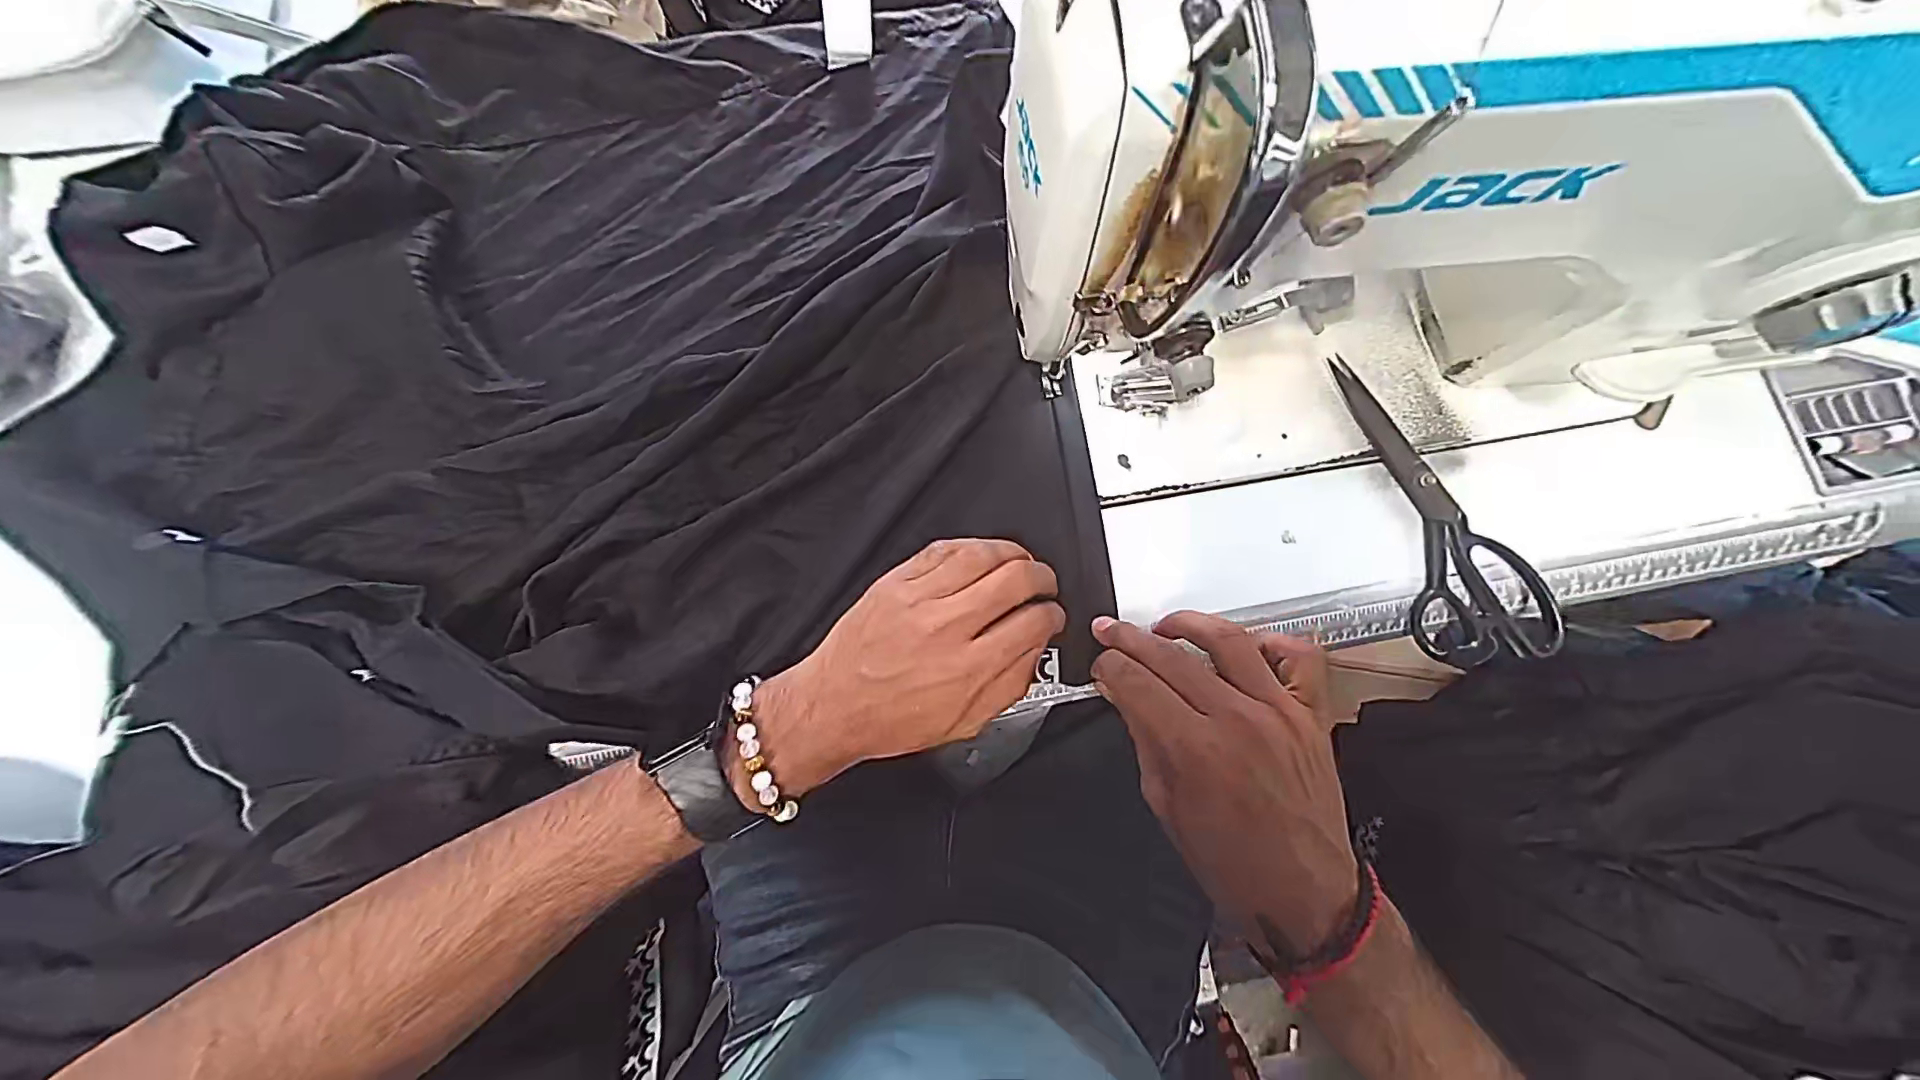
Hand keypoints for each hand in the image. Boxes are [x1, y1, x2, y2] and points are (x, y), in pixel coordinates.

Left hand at [750, 539, 1064, 794]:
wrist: (832, 705)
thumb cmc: (889, 718)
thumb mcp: (964, 722)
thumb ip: (1010, 685)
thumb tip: (1036, 651)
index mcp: (968, 668)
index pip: (1032, 622)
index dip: (1053, 615)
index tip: (1051, 615)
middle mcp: (945, 627)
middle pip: (1015, 579)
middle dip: (1043, 577)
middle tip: (1044, 584)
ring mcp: (918, 599)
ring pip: (981, 555)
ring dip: (1012, 553)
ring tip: (1020, 561)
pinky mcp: (895, 582)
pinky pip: (942, 549)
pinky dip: (970, 546)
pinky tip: (979, 554)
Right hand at [1091, 611, 1357, 953]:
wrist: (1304, 895)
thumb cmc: (1236, 864)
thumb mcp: (1166, 804)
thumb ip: (1144, 739)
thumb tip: (1124, 696)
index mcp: (1196, 751)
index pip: (1136, 682)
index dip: (1108, 666)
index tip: (1101, 664)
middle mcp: (1239, 723)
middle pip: (1170, 655)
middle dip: (1129, 638)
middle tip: (1111, 632)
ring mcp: (1280, 714)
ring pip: (1229, 639)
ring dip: (1189, 623)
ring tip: (1165, 626)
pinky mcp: (1311, 717)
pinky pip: (1298, 656)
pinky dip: (1271, 641)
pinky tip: (1245, 644)